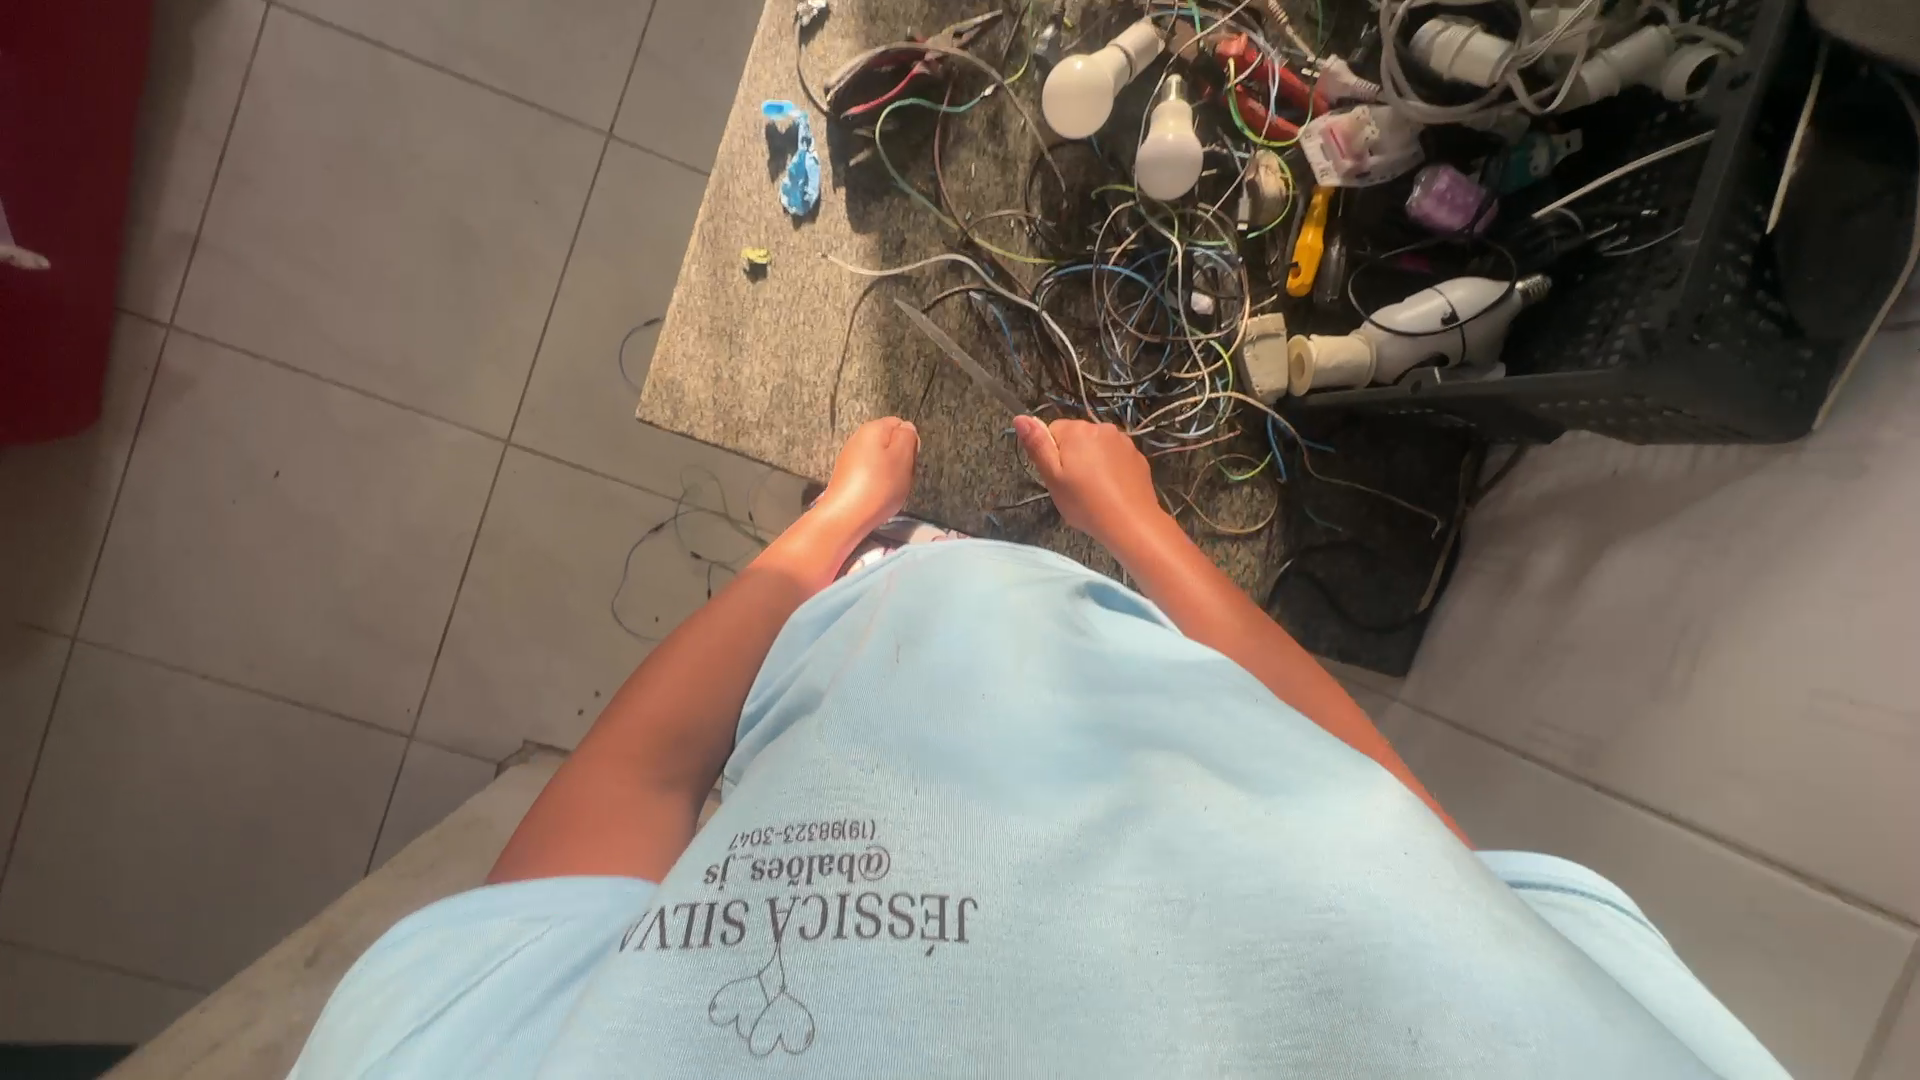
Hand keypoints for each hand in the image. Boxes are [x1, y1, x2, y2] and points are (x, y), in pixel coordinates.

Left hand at [814, 417, 918, 534]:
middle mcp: (858, 438)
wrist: (846, 517)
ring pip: (880, 461)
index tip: (910, 461)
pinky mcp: (845, 476)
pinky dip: (876, 484)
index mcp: (873, 428)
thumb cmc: (879, 486)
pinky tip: (877, 496)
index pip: (900, 425)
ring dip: (889, 474)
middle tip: (901, 477)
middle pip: (889, 444)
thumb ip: (908, 437)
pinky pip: (869, 475)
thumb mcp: (903, 458)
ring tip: (889, 490)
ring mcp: (850, 458)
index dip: (909, 442)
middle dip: (899, 459)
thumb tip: (906, 428)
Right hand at [1013, 416, 1165, 545]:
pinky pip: (1115, 456)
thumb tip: (1020, 417)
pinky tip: (1111, 490)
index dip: (1052, 455)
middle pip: (1076, 437)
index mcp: (1077, 431)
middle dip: (1072, 457)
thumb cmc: (1085, 502)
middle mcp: (1101, 428)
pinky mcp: (1137, 456)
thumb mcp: (1052, 477)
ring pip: (1097, 446)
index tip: (1059, 477)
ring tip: (1094, 490)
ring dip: (1092, 461)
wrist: (1131, 522)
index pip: (1052, 430)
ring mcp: (1123, 441)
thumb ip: (1037, 445)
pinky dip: (1110, 468)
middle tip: (1074, 487)